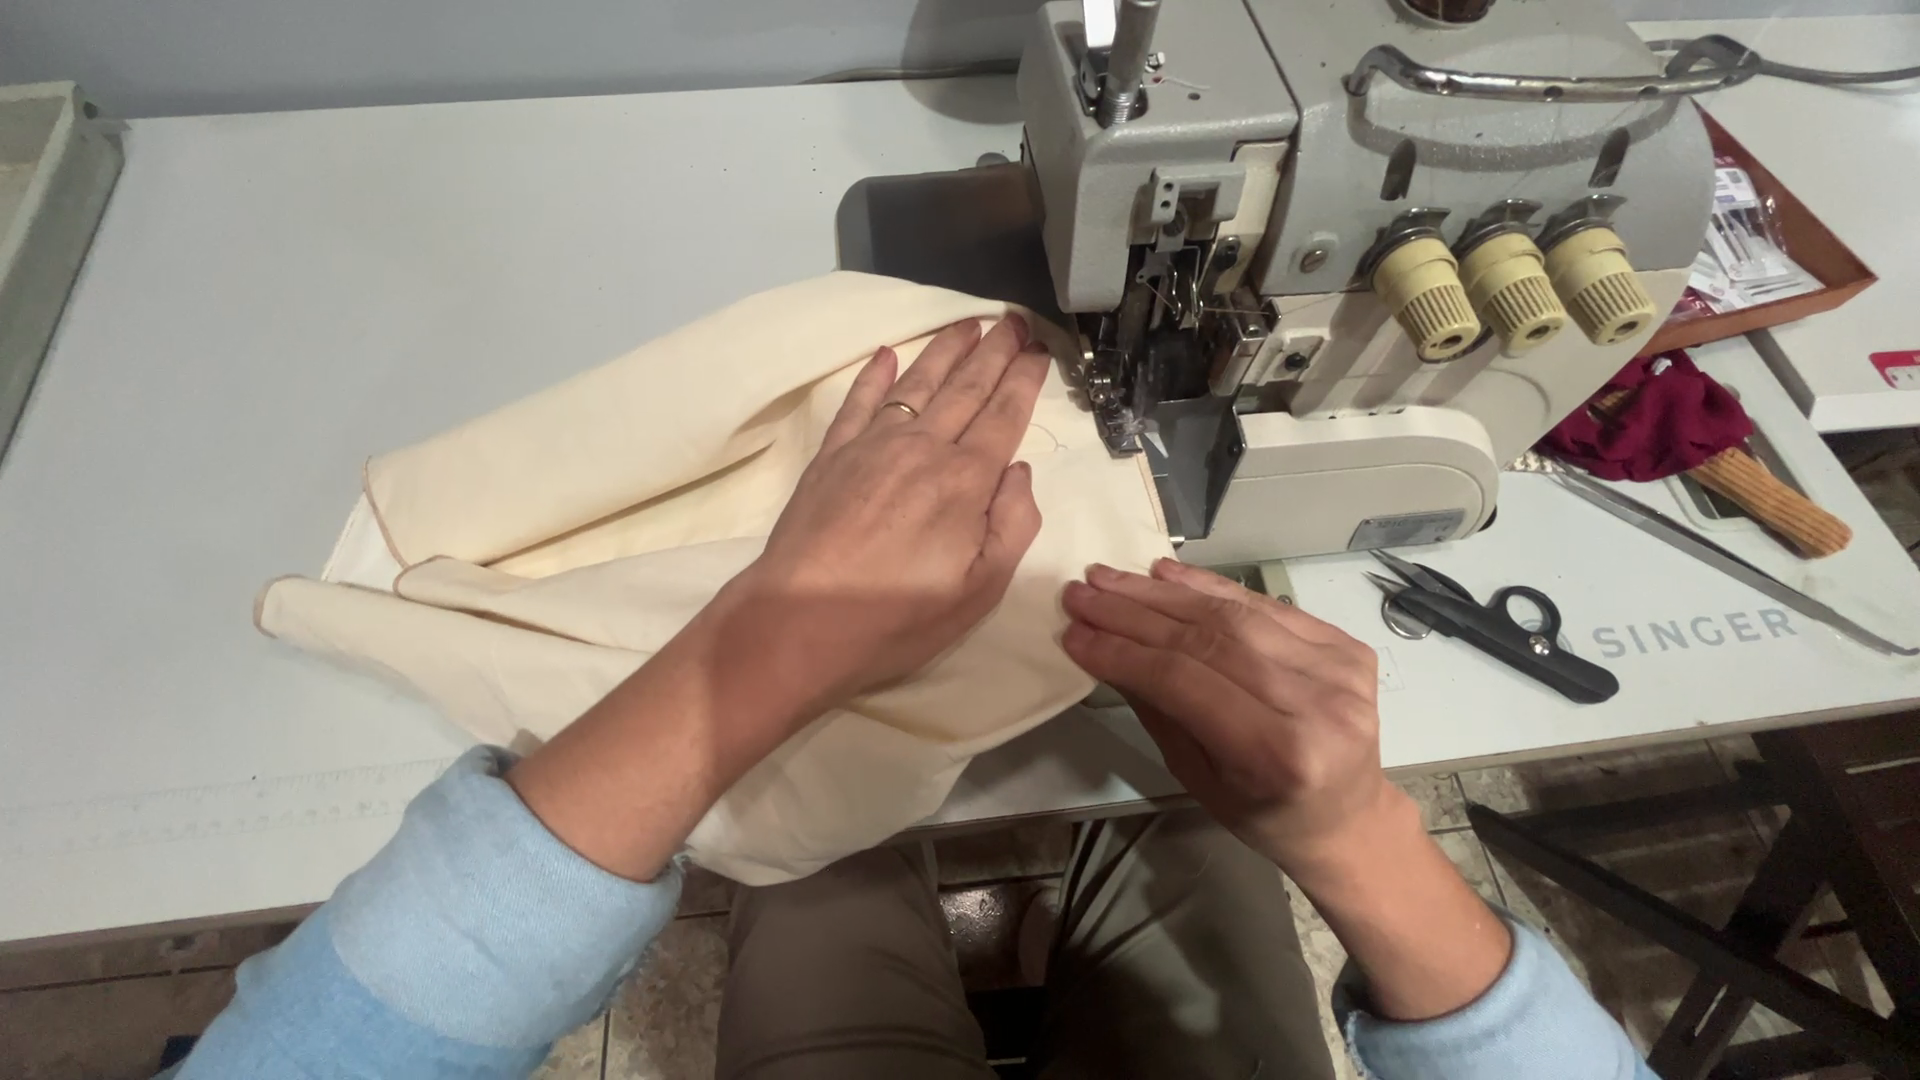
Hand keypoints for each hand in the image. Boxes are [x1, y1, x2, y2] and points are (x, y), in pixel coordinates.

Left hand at [734, 315, 1049, 714]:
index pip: (1004, 416)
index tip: (1040, 350)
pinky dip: (876, 375)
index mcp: (965, 481)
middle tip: (1014, 321)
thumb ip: (1013, 525)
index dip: (1025, 380)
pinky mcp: (832, 454)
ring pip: (918, 382)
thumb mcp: (980, 589)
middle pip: (967, 388)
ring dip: (947, 350)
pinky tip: (887, 354)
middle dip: (995, 351)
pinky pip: (860, 401)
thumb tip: (1019, 471)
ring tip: (969, 323)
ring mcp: (872, 445)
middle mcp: (923, 448)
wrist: (800, 620)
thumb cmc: (898, 616)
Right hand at [1061, 558, 1406, 872]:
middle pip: (1206, 639)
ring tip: (1109, 578)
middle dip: (1132, 613)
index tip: (1073, 632)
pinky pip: (1262, 603)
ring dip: (1161, 592)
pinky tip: (1164, 573)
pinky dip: (1208, 584)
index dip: (1122, 651)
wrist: (1348, 817)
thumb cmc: (1262, 812)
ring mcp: (1337, 668)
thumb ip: (1156, 706)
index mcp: (1277, 754)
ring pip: (1230, 613)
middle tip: (1081, 594)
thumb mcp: (1195, 776)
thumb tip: (1104, 646)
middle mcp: (1316, 704)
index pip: (1183, 681)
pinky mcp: (1345, 644)